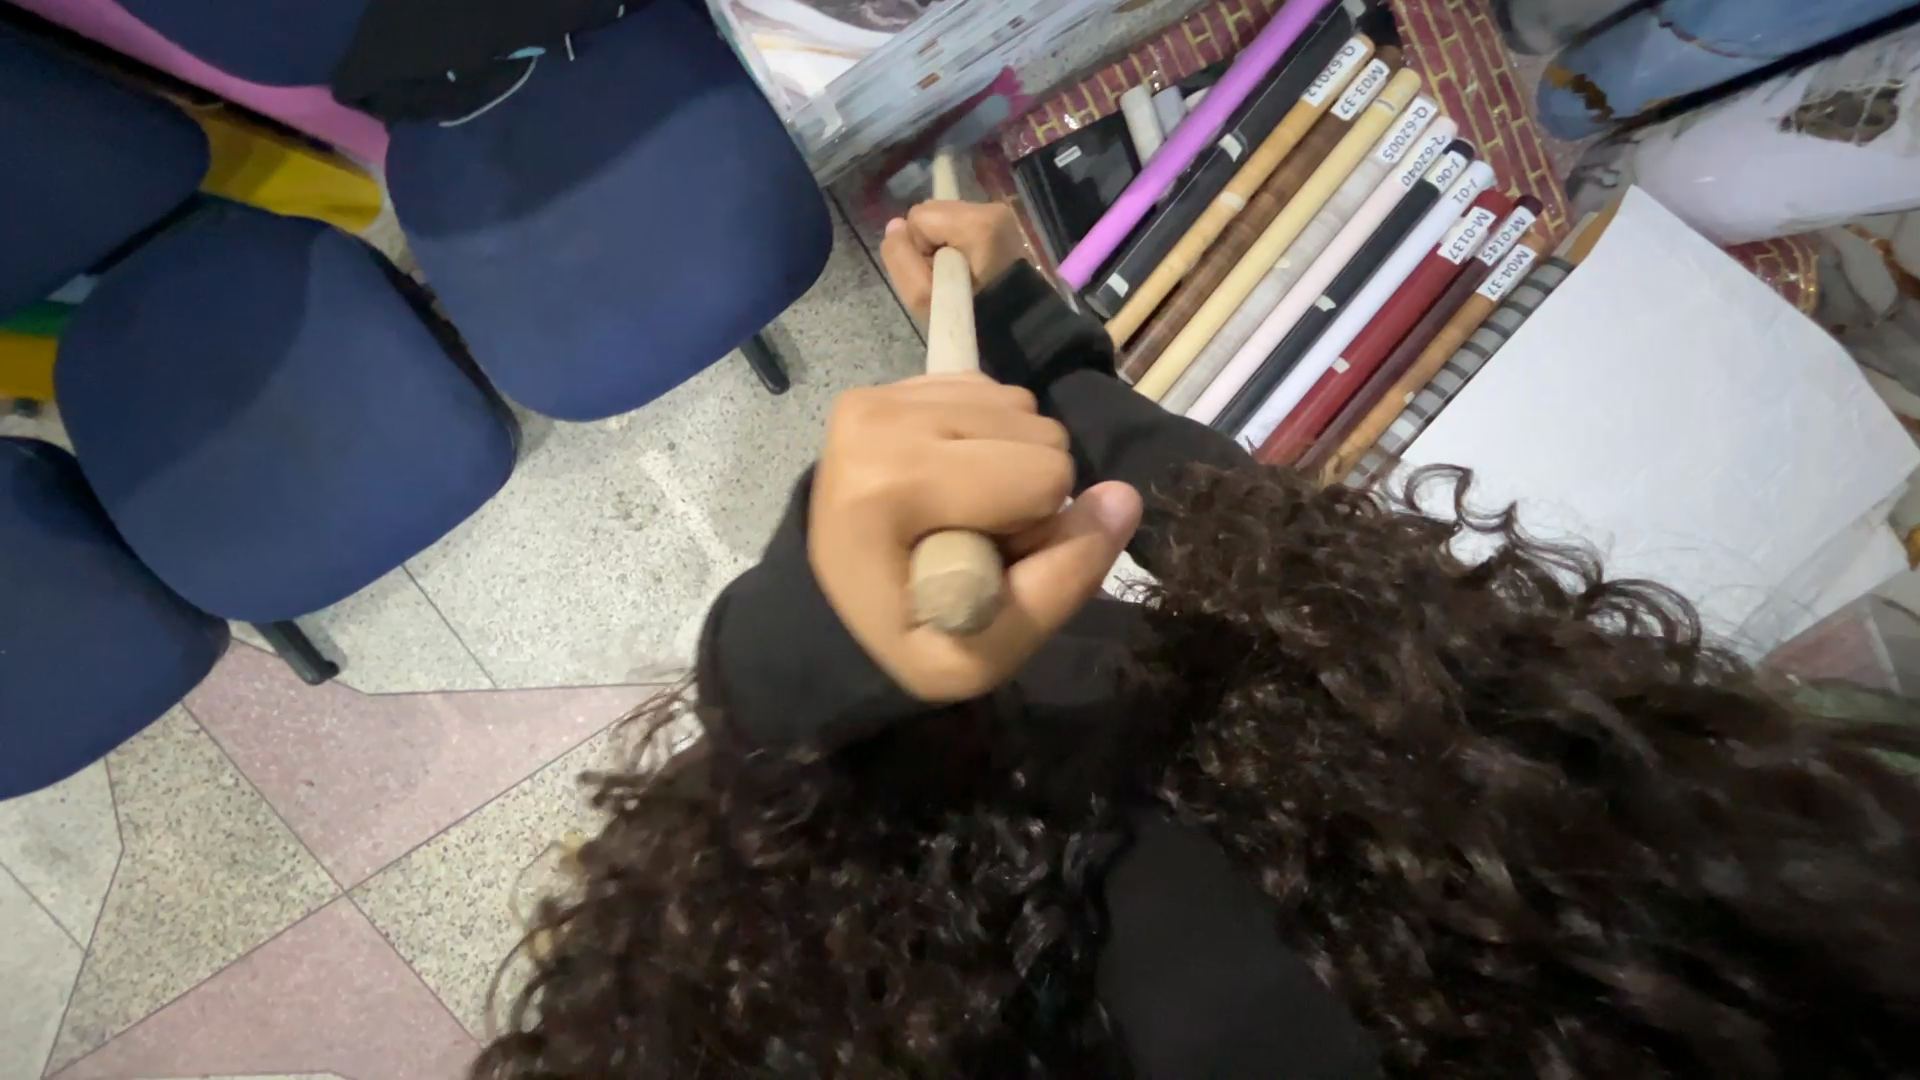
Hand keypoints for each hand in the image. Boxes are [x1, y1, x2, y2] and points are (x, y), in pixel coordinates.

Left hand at [810, 375, 1141, 702]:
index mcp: (890, 484)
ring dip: (1012, 464)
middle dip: (1028, 494)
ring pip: (1022, 407)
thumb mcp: (982, 655)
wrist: (833, 602)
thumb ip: (1061, 584)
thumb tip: (1123, 498)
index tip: (985, 565)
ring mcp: (883, 393)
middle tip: (976, 538)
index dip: (1037, 532)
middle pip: (1038, 434)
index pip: (1042, 478)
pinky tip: (953, 479)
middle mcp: (879, 418)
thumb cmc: (901, 637)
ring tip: (961, 512)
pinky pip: (993, 392)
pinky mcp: (893, 384)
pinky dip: (991, 439)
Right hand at [880, 201, 1030, 319]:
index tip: (936, 277)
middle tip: (946, 276)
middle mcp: (990, 209)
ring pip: (944, 217)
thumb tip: (894, 226)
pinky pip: (960, 223)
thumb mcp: (924, 297)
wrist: (1015, 324)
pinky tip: (967, 264)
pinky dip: (957, 242)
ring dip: (942, 243)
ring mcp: (998, 213)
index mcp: (977, 224)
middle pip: (931, 212)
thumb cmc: (969, 315)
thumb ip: (900, 258)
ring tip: (957, 272)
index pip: (918, 218)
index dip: (918, 250)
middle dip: (929, 243)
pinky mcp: (1000, 221)